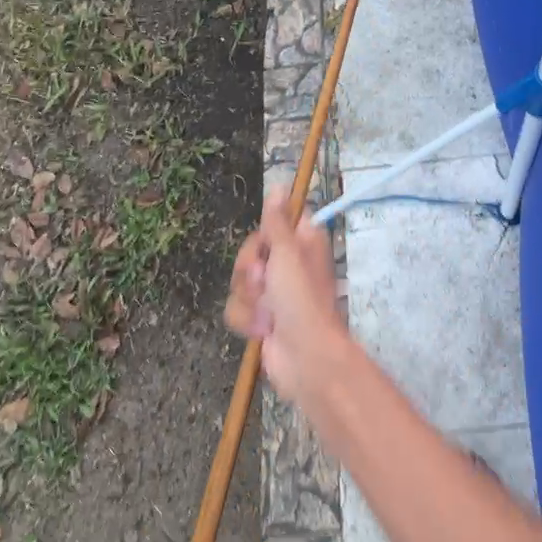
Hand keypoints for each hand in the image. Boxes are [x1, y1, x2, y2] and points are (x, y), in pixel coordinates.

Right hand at [224, 190, 344, 400]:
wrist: (304, 357)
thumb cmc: (301, 300)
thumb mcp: (287, 253)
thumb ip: (277, 221)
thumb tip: (281, 184)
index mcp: (303, 243)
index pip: (276, 222)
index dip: (266, 234)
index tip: (267, 245)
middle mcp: (289, 264)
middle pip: (252, 251)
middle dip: (250, 271)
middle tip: (263, 281)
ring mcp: (274, 292)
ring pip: (241, 281)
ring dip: (249, 300)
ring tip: (266, 314)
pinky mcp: (260, 317)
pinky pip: (237, 306)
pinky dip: (246, 319)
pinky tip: (261, 330)